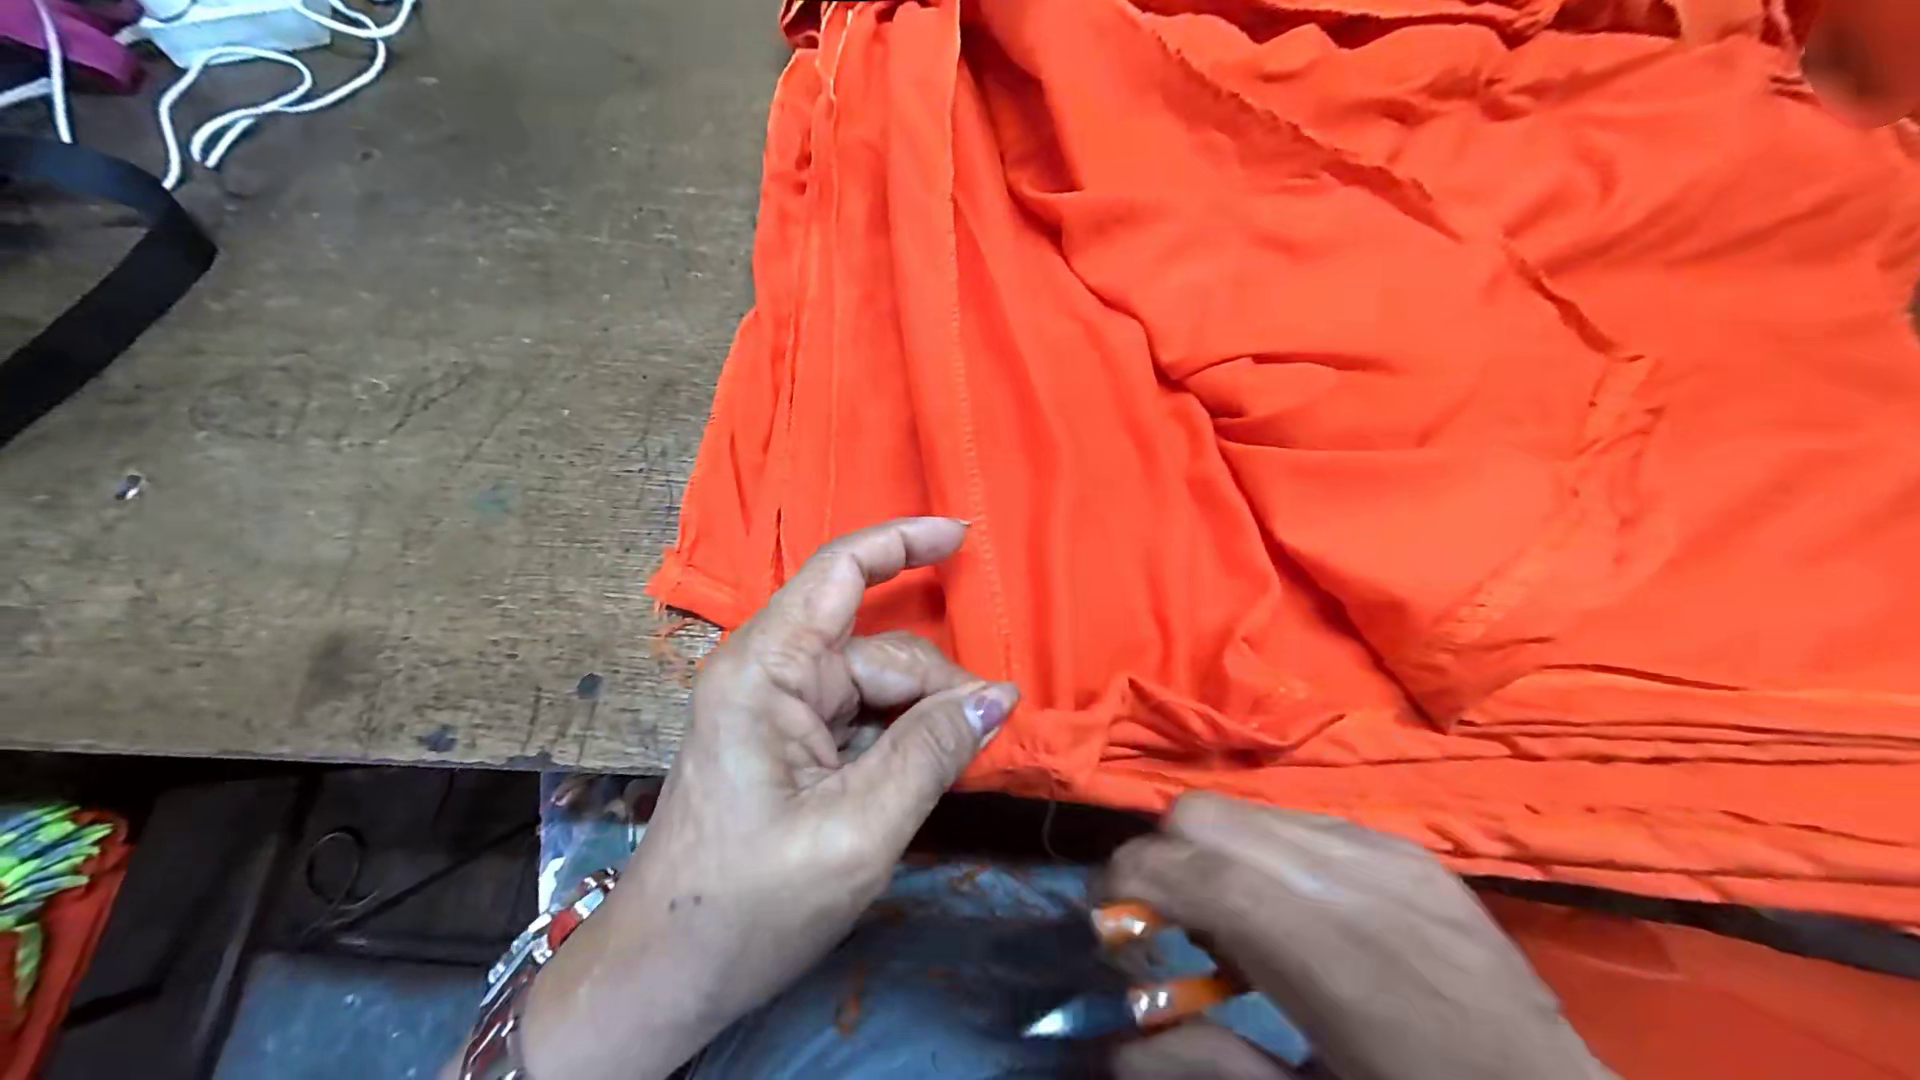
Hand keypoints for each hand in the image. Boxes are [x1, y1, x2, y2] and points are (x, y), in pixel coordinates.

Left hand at [521, 517, 1017, 1079]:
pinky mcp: (793, 740)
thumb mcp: (857, 831)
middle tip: (984, 735)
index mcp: (766, 671)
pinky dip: (903, 736)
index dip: (902, 542)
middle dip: (936, 685)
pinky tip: (927, 770)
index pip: (838, 573)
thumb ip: (930, 753)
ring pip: (878, 687)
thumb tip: (999, 697)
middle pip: (878, 648)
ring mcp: (782, 708)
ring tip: (957, 766)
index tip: (962, 535)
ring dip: (924, 717)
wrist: (671, 975)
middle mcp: (772, 673)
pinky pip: (865, 717)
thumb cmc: (750, 905)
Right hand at [1105, 794, 1614, 1079]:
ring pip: (1248, 809)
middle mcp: (1361, 882)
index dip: (1131, 877)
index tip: (1105, 915)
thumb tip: (1117, 1049)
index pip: (1200, 871)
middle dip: (1161, 857)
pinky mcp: (1413, 853)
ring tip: (1227, 918)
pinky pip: (1301, 822)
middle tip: (1164, 921)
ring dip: (1210, 851)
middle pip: (1209, 816)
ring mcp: (1392, 857)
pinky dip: (1264, 852)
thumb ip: (1214, 1071)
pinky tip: (1290, 911)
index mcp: (1339, 962)